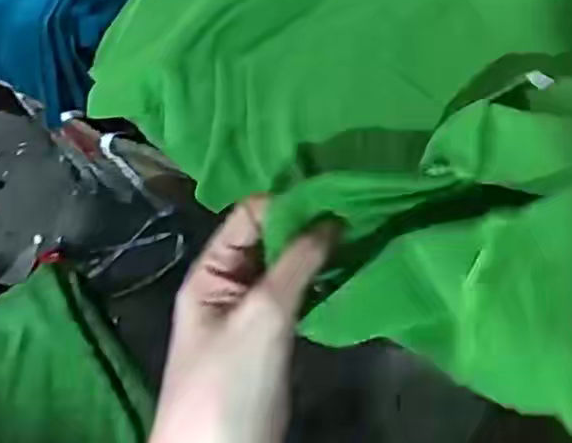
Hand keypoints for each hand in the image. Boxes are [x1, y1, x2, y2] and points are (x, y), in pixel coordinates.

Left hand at [149, 196, 337, 442]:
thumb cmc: (231, 382)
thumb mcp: (264, 313)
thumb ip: (298, 259)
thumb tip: (335, 216)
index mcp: (212, 272)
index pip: (250, 214)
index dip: (289, 200)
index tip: (334, 191)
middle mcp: (230, 282)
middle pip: (271, 233)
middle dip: (310, 218)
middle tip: (355, 203)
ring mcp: (253, 307)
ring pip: (289, 259)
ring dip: (320, 244)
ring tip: (360, 225)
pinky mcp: (274, 329)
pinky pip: (300, 285)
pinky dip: (323, 270)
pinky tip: (350, 259)